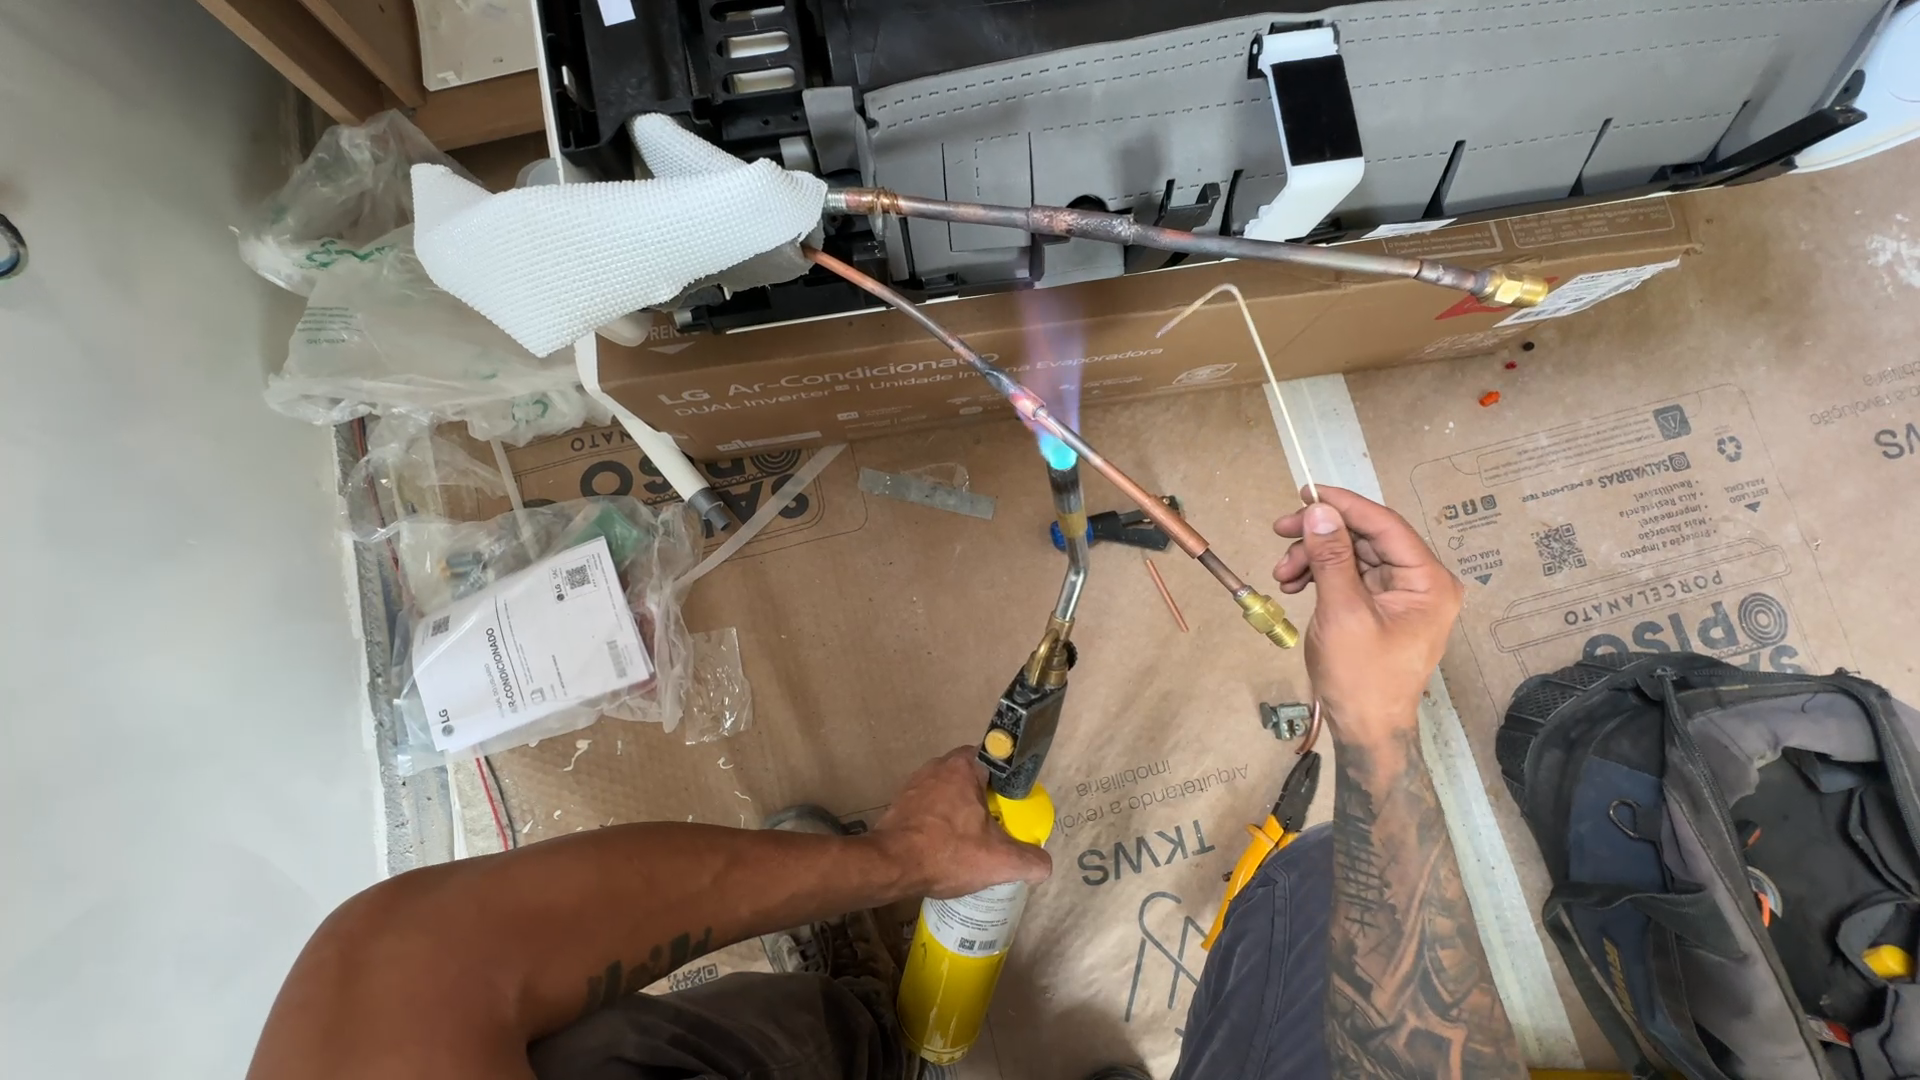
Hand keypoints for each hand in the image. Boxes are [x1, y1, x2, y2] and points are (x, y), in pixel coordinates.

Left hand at [872, 747, 1053, 898]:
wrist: (890, 865)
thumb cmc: (946, 852)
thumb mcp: (999, 860)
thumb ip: (1030, 861)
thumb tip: (1043, 866)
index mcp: (963, 766)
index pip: (994, 759)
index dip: (1006, 782)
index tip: (1011, 808)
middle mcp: (938, 766)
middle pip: (972, 778)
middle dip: (985, 801)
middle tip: (996, 827)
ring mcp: (915, 784)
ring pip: (949, 793)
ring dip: (961, 812)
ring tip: (971, 842)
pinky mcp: (901, 804)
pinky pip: (930, 808)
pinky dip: (940, 823)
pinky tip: (945, 848)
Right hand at [1273, 486, 1463, 740]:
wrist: (1364, 728)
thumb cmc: (1361, 677)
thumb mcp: (1342, 613)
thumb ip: (1331, 558)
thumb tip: (1318, 511)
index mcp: (1428, 581)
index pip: (1385, 525)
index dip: (1344, 504)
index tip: (1304, 493)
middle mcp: (1420, 582)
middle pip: (1365, 537)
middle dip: (1320, 536)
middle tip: (1279, 533)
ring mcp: (1400, 594)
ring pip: (1351, 554)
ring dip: (1313, 557)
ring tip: (1282, 575)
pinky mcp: (1379, 606)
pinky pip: (1347, 575)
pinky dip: (1318, 574)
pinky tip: (1294, 585)